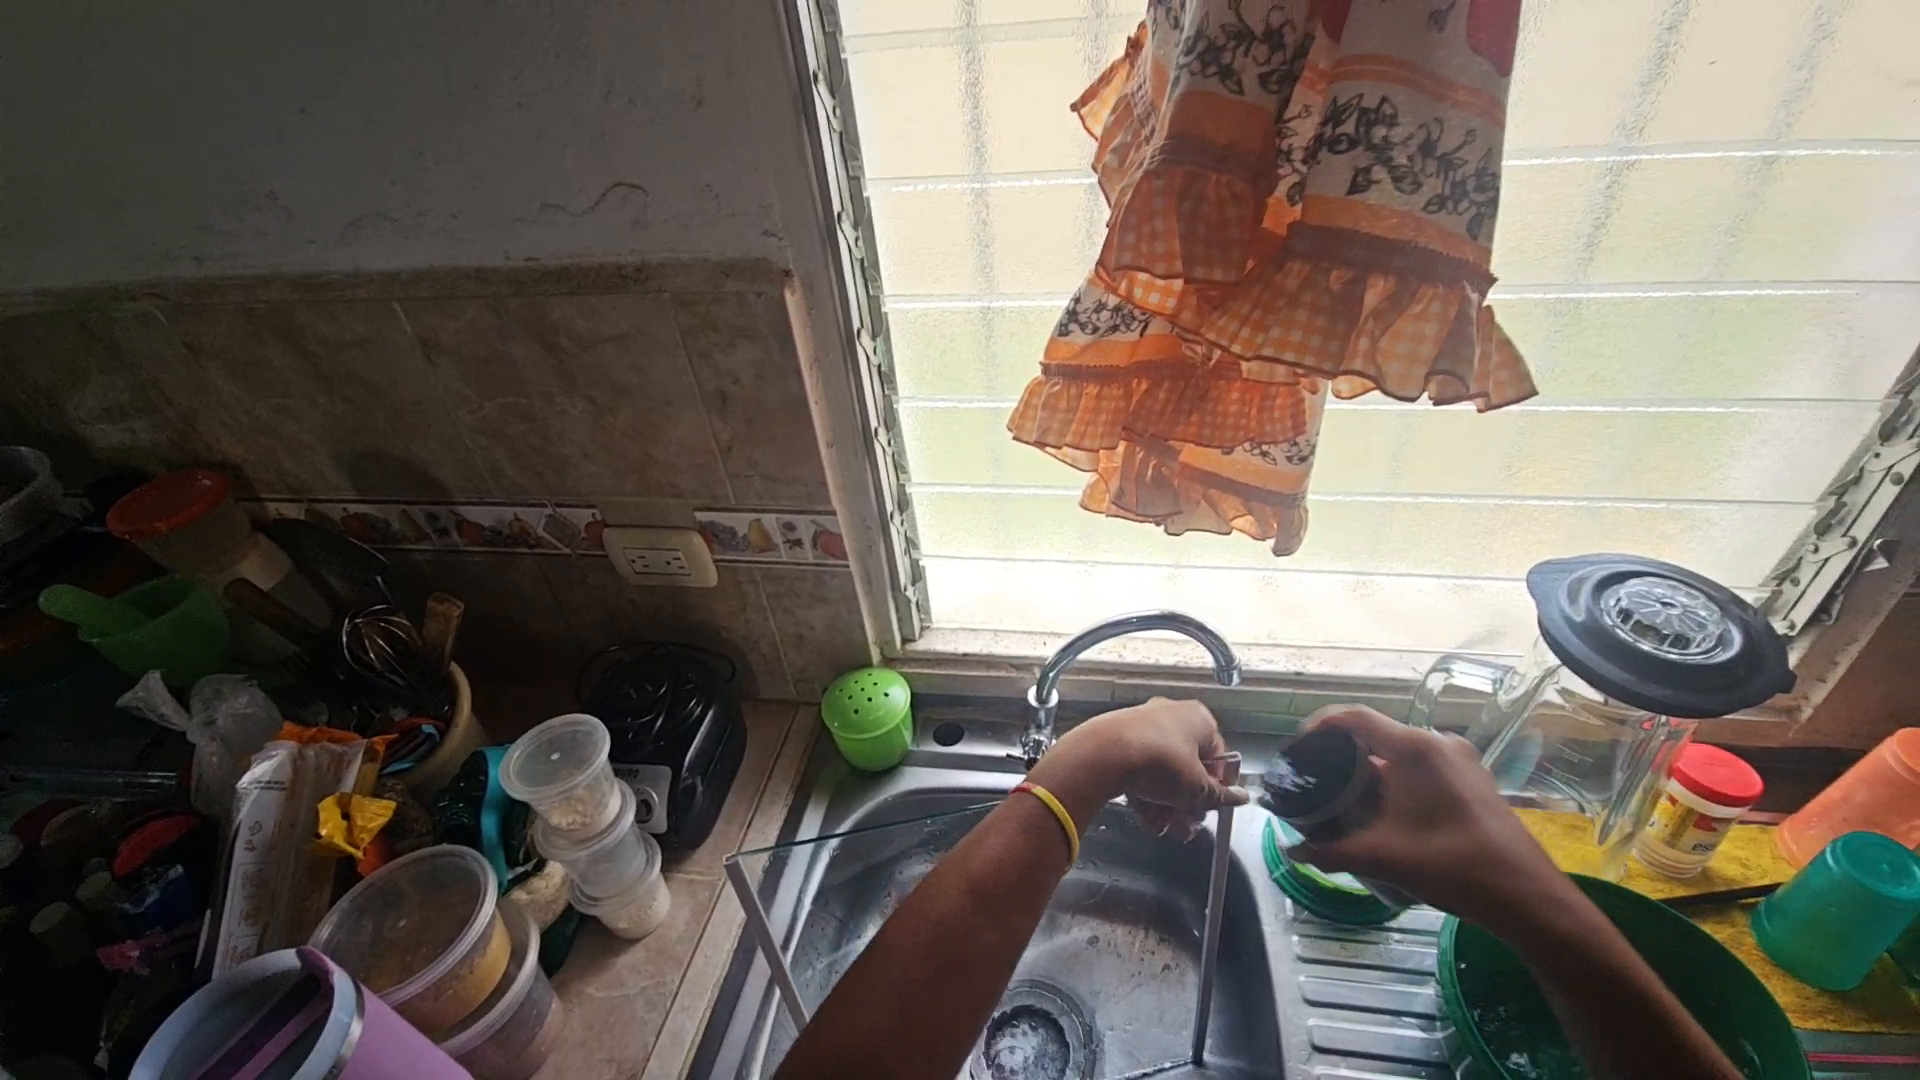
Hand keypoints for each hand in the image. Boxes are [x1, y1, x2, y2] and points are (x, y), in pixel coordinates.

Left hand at [1028, 698, 1248, 840]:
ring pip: (1164, 772)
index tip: (1211, 808)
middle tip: (1187, 825)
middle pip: (1189, 766)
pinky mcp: (1121, 739)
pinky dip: (1146, 794)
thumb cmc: (1160, 762)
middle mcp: (1172, 715)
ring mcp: (1144, 726)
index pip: (1219, 756)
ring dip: (1168, 805)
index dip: (1217, 786)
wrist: (1104, 754)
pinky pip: (1141, 770)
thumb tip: (1241, 798)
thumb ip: (1222, 796)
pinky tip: (1147, 820)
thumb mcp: (1198, 788)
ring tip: (1166, 828)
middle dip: (1189, 802)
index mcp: (1198, 718)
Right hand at [1288, 705, 1578, 928]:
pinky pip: (1420, 766)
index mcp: (1414, 749)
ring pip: (1398, 752)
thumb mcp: (1383, 858)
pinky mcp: (1473, 780)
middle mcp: (1437, 744)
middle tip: (1315, 776)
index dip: (1319, 725)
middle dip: (1340, 752)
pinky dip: (1394, 778)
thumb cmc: (1454, 867)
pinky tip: (1382, 808)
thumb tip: (1294, 851)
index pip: (1354, 717)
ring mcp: (1460, 761)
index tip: (1298, 748)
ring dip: (1368, 768)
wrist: (1530, 901)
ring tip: (1342, 794)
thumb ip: (1331, 850)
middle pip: (1375, 733)